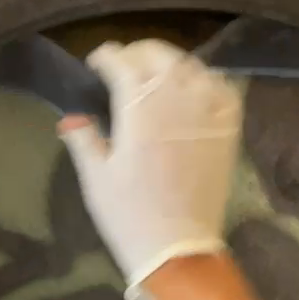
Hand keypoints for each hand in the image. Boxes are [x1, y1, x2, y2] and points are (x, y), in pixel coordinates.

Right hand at [59, 40, 242, 299]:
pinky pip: (221, 87)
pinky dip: (204, 79)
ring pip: (190, 66)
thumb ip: (84, 140)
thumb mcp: (96, 179)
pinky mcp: (227, 127)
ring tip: (153, 74)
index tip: (95, 62)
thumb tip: (71, 118)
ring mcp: (207, 112)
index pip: (122, 65)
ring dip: (168, 63)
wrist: (178, 247)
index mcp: (139, 112)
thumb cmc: (129, 216)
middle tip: (121, 64)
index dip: (106, 57)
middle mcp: (177, 101)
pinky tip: (192, 88)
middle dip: (137, 52)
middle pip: (158, 56)